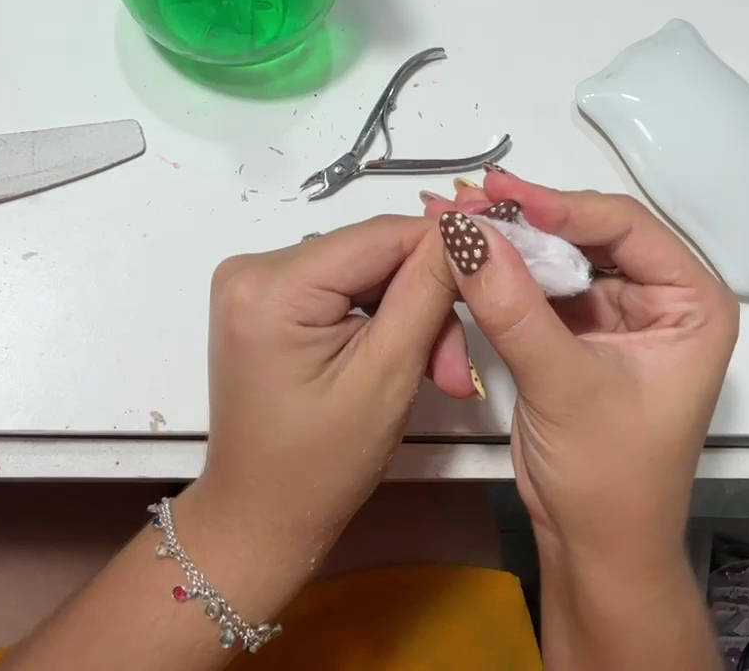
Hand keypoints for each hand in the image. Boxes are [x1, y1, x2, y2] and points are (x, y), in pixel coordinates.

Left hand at [190, 216, 471, 567]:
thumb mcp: (387, 375)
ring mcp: (256, 282)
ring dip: (410, 315)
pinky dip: (380, 319)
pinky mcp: (267, 299)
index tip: (495, 280)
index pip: (380, 234)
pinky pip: (344, 288)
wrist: (260, 520)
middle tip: (458, 365)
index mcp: (272, 284)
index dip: (445, 249)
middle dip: (426, 302)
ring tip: (441, 373)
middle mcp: (253, 267)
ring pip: (365, 272)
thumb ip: (428, 291)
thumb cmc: (320, 466)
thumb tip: (467, 227)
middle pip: (373, 254)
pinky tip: (404, 359)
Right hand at [424, 171, 738, 559]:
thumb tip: (464, 232)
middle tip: (468, 198)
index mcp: (692, 302)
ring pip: (560, 253)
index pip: (627, 228)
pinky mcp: (579, 329)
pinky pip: (539, 282)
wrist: (592, 549)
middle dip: (527, 217)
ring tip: (454, 212)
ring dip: (508, 236)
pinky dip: (502, 267)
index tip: (502, 194)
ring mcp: (617, 311)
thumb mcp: (564, 386)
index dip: (563, 206)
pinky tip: (464, 246)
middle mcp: (660, 296)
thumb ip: (514, 307)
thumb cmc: (608, 478)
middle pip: (590, 232)